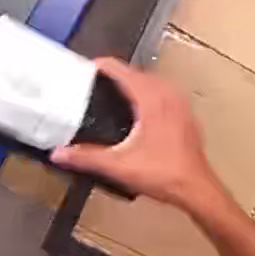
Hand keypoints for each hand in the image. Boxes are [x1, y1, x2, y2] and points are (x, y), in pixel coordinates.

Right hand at [52, 58, 225, 215]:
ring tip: (112, 93)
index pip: (123, 70)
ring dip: (133, 84)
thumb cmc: (164, 175)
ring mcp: (181, 105)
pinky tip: (138, 111)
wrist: (195, 189)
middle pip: (137, 74)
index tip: (86, 68)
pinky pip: (164, 95)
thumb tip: (59, 153)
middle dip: (116, 75)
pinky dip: (148, 95)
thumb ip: (86, 158)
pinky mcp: (186, 117)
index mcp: (152, 100)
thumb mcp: (119, 166)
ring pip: (153, 83)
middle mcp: (169, 96)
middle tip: (94, 82)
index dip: (102, 66)